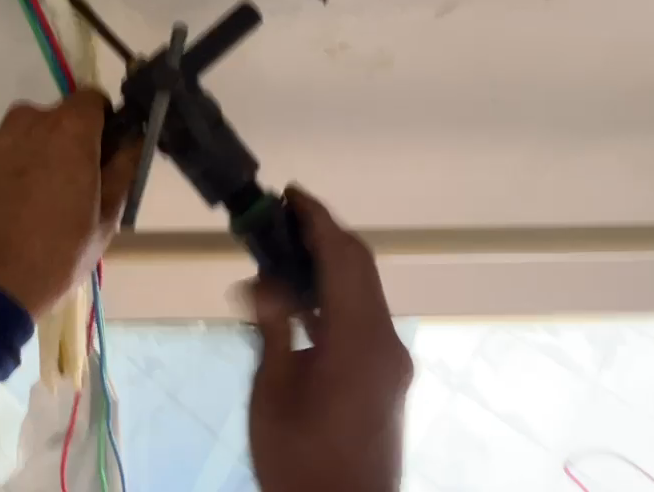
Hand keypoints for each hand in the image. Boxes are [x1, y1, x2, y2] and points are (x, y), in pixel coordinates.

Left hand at [0, 90, 140, 318]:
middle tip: (68, 188)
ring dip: (31, 157)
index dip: (102, 123)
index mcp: (68, 129)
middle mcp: (26, 122)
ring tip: (30, 207)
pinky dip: (1, 174)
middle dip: (65, 143)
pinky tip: (2, 214)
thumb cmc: (54, 255)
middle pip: (55, 119)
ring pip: (22, 138)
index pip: (93, 99)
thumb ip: (123, 170)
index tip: (101, 154)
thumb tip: (132, 141)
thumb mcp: (106, 220)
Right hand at [248, 188, 412, 491]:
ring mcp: (391, 358)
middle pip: (360, 266)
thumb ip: (273, 328)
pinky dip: (336, 291)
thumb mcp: (273, 393)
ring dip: (330, 261)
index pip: (343, 258)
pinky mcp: (387, 373)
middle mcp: (386, 341)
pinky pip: (363, 313)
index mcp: (359, 341)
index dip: (316, 219)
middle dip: (324, 233)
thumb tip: (262, 279)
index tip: (289, 194)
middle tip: (281, 216)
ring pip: (364, 287)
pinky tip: (302, 294)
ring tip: (284, 247)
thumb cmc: (300, 460)